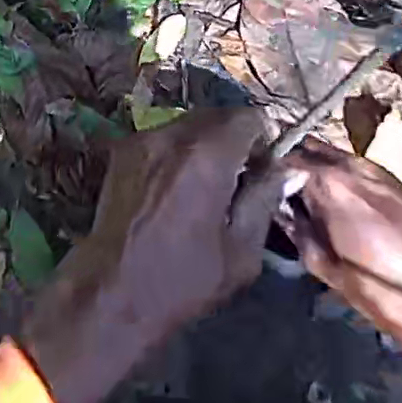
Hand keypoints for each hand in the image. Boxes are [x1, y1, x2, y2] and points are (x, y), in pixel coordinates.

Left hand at [21, 107, 293, 402]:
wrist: (111, 286)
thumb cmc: (183, 278)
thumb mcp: (240, 249)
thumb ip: (264, 199)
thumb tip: (290, 168)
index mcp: (205, 156)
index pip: (246, 117)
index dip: (264, 136)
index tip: (268, 164)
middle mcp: (170, 136)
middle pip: (215, 116)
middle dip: (236, 137)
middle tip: (244, 175)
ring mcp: (141, 139)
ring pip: (186, 124)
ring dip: (206, 142)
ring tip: (211, 183)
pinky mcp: (122, 150)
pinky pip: (162, 137)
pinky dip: (179, 149)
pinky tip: (179, 185)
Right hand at [277, 138, 401, 402]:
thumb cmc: (384, 294)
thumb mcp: (323, 265)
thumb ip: (293, 226)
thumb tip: (274, 206)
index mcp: (328, 183)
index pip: (278, 157)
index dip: (258, 166)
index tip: (245, 179)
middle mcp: (350, 165)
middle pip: (302, 146)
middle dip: (282, 158)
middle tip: (266, 181)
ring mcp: (375, 170)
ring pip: (326, 151)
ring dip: (307, 163)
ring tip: (295, 190)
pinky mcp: (394, 181)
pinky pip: (349, 164)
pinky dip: (332, 171)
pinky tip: (329, 197)